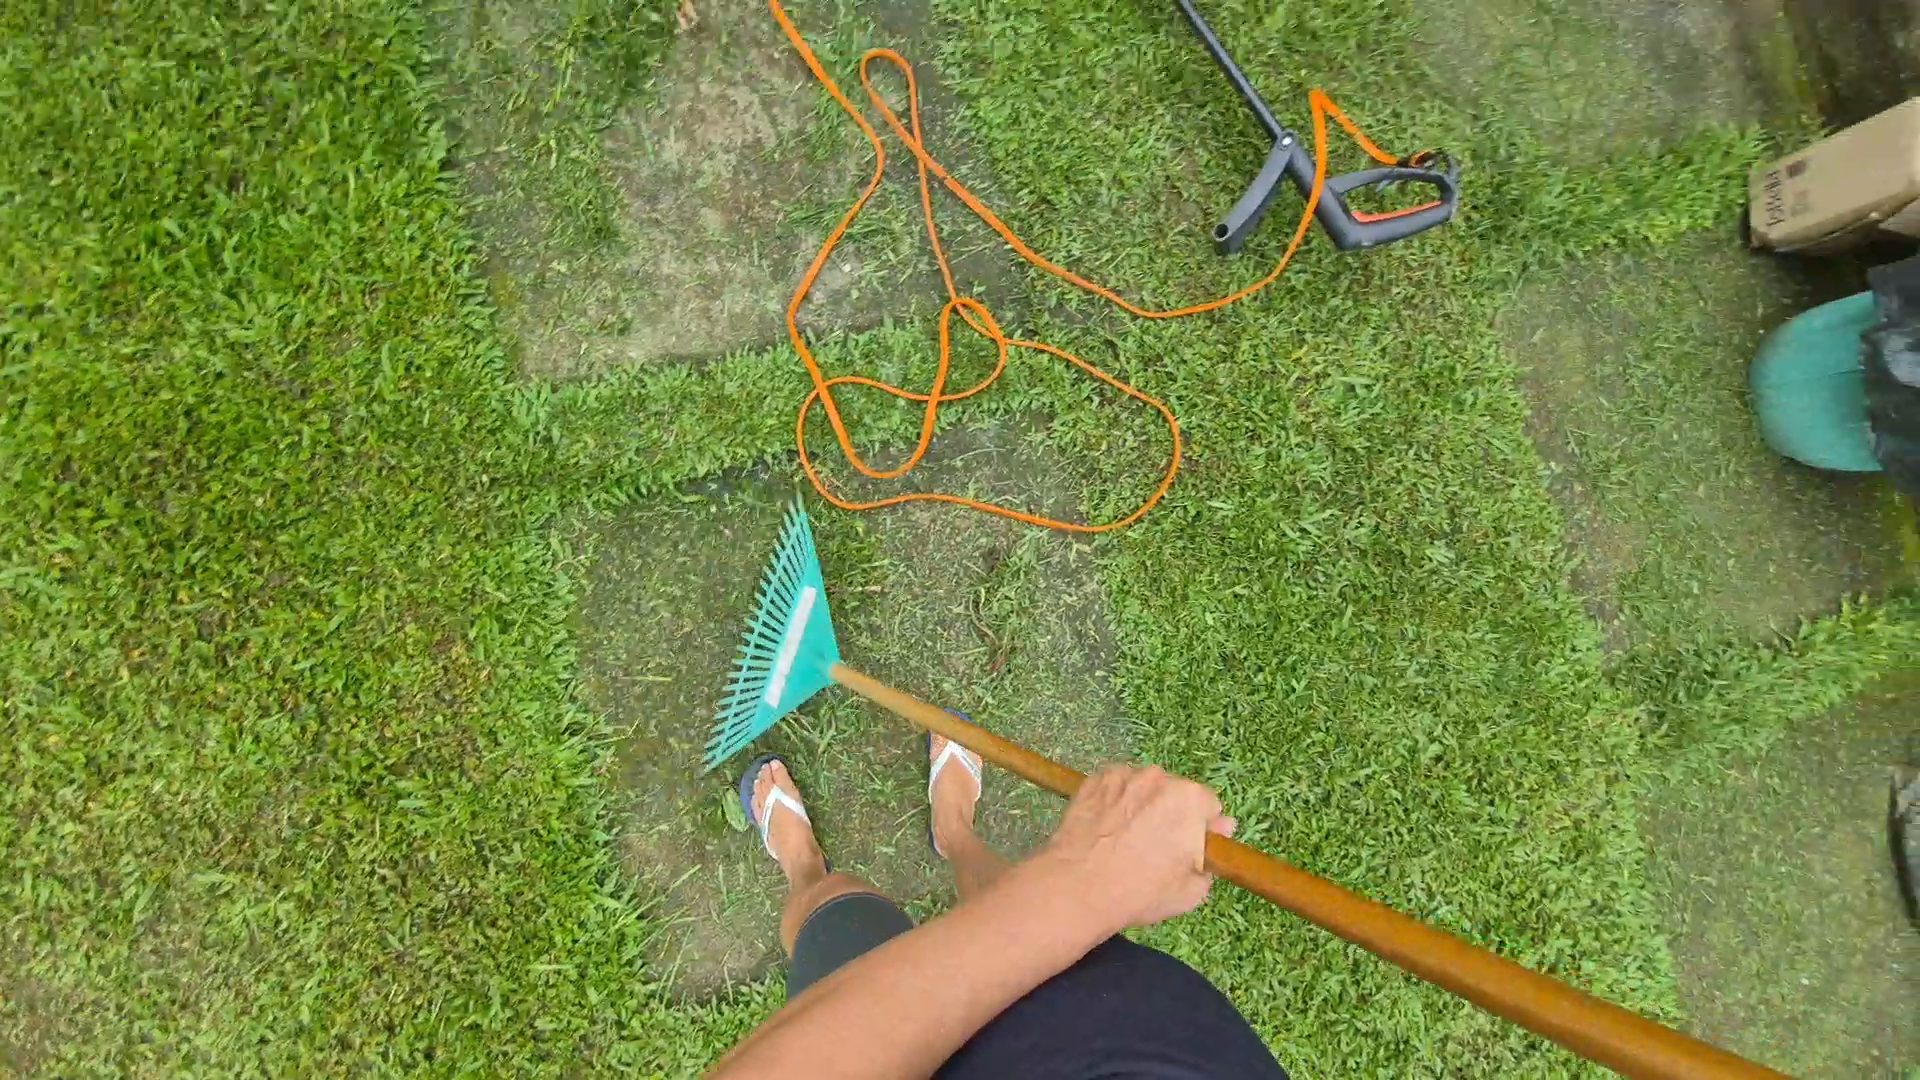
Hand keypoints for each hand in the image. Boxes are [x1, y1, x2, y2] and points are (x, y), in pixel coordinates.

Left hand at [1039, 765, 1235, 932]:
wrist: (1079, 885)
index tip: (1189, 848)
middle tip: (1156, 846)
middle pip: (1175, 793)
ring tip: (1127, 838)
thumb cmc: (1142, 891)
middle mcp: (1156, 777)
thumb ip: (1213, 855)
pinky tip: (1106, 828)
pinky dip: (1115, 802)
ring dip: (1142, 805)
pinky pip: (1115, 788)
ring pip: (1143, 788)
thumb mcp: (1192, 890)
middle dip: (1172, 813)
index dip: (1203, 828)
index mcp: (1188, 798)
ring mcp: (1122, 775)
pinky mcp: (1093, 780)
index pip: (1209, 805)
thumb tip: (1221, 829)